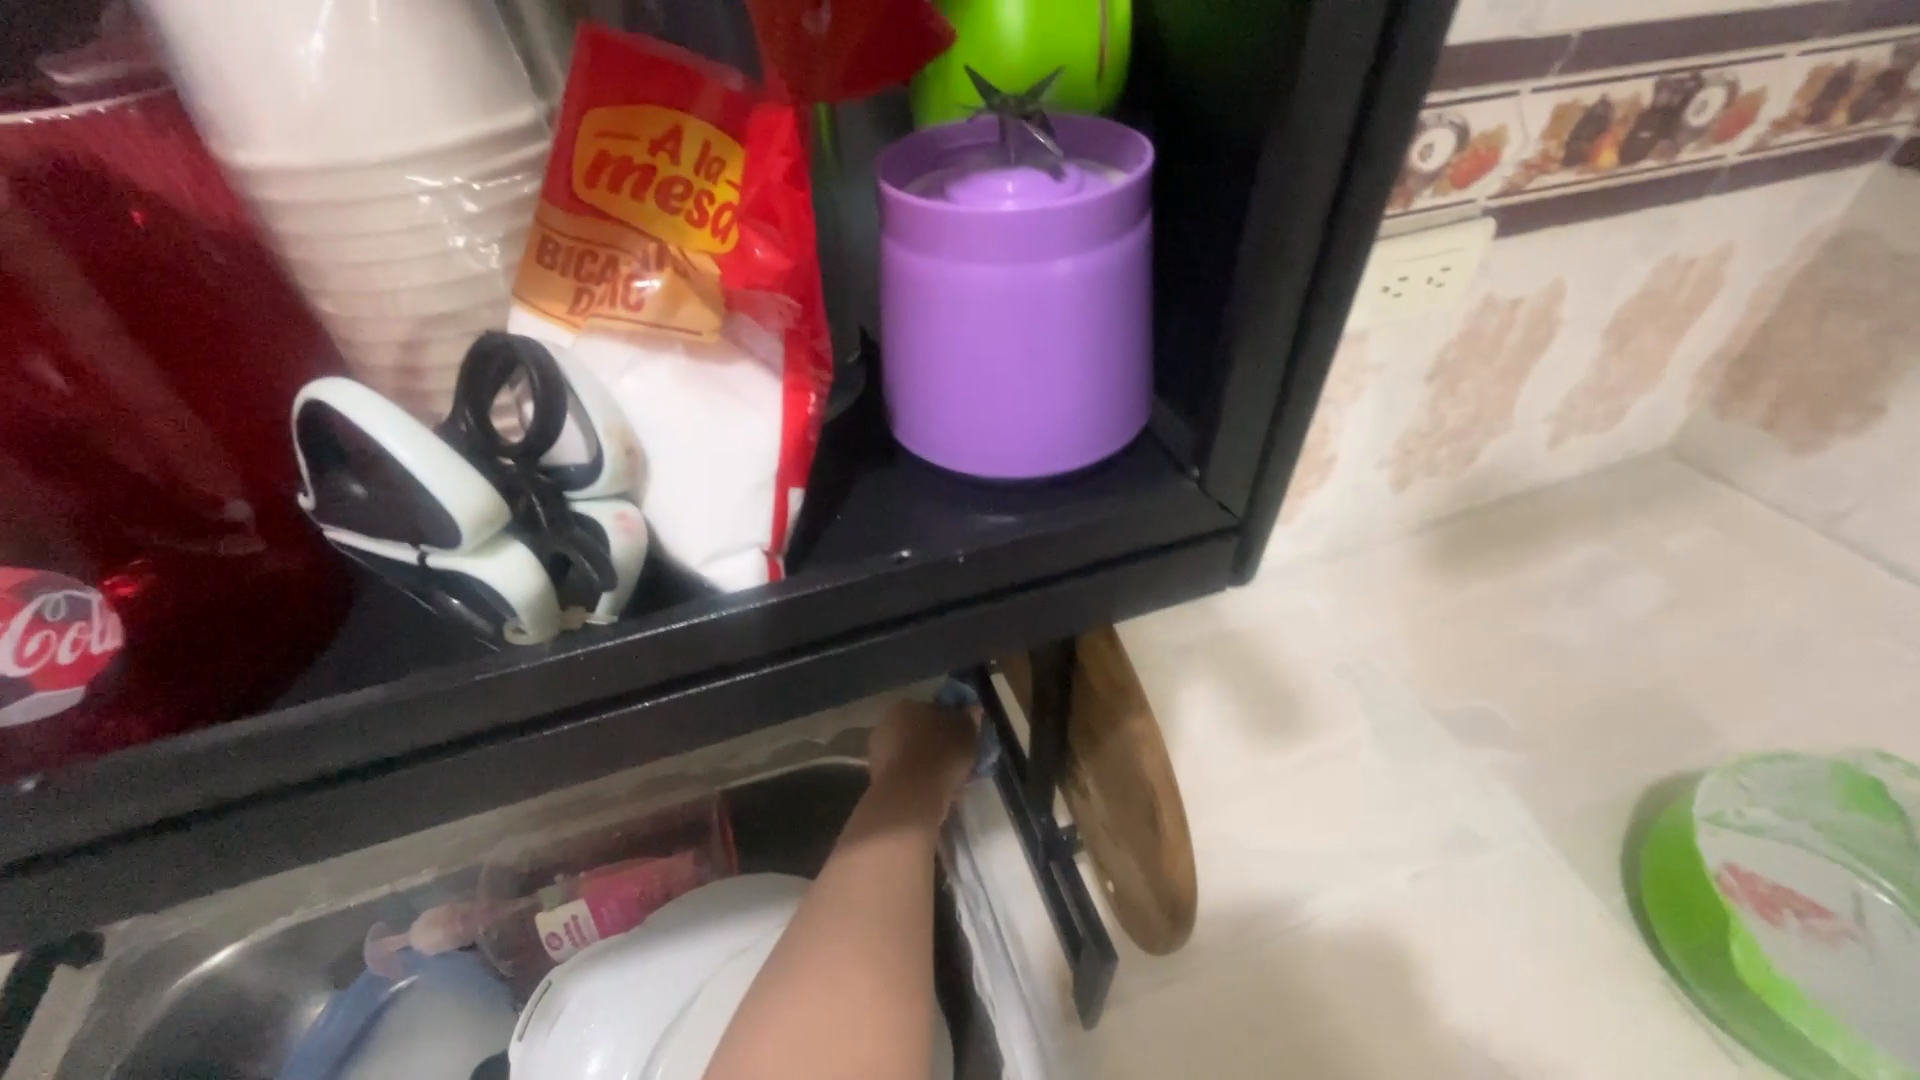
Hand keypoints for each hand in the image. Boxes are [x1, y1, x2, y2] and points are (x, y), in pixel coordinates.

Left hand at [867, 699, 979, 819]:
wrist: (911, 794)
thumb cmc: (941, 753)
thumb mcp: (967, 730)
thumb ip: (969, 717)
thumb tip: (971, 709)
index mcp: (907, 705)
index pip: (932, 709)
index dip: (949, 722)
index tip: (962, 737)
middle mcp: (887, 724)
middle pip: (919, 732)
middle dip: (936, 744)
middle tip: (958, 760)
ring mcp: (879, 752)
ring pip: (911, 755)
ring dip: (927, 765)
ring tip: (950, 781)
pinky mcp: (878, 779)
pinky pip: (906, 776)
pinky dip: (919, 782)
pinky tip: (935, 792)